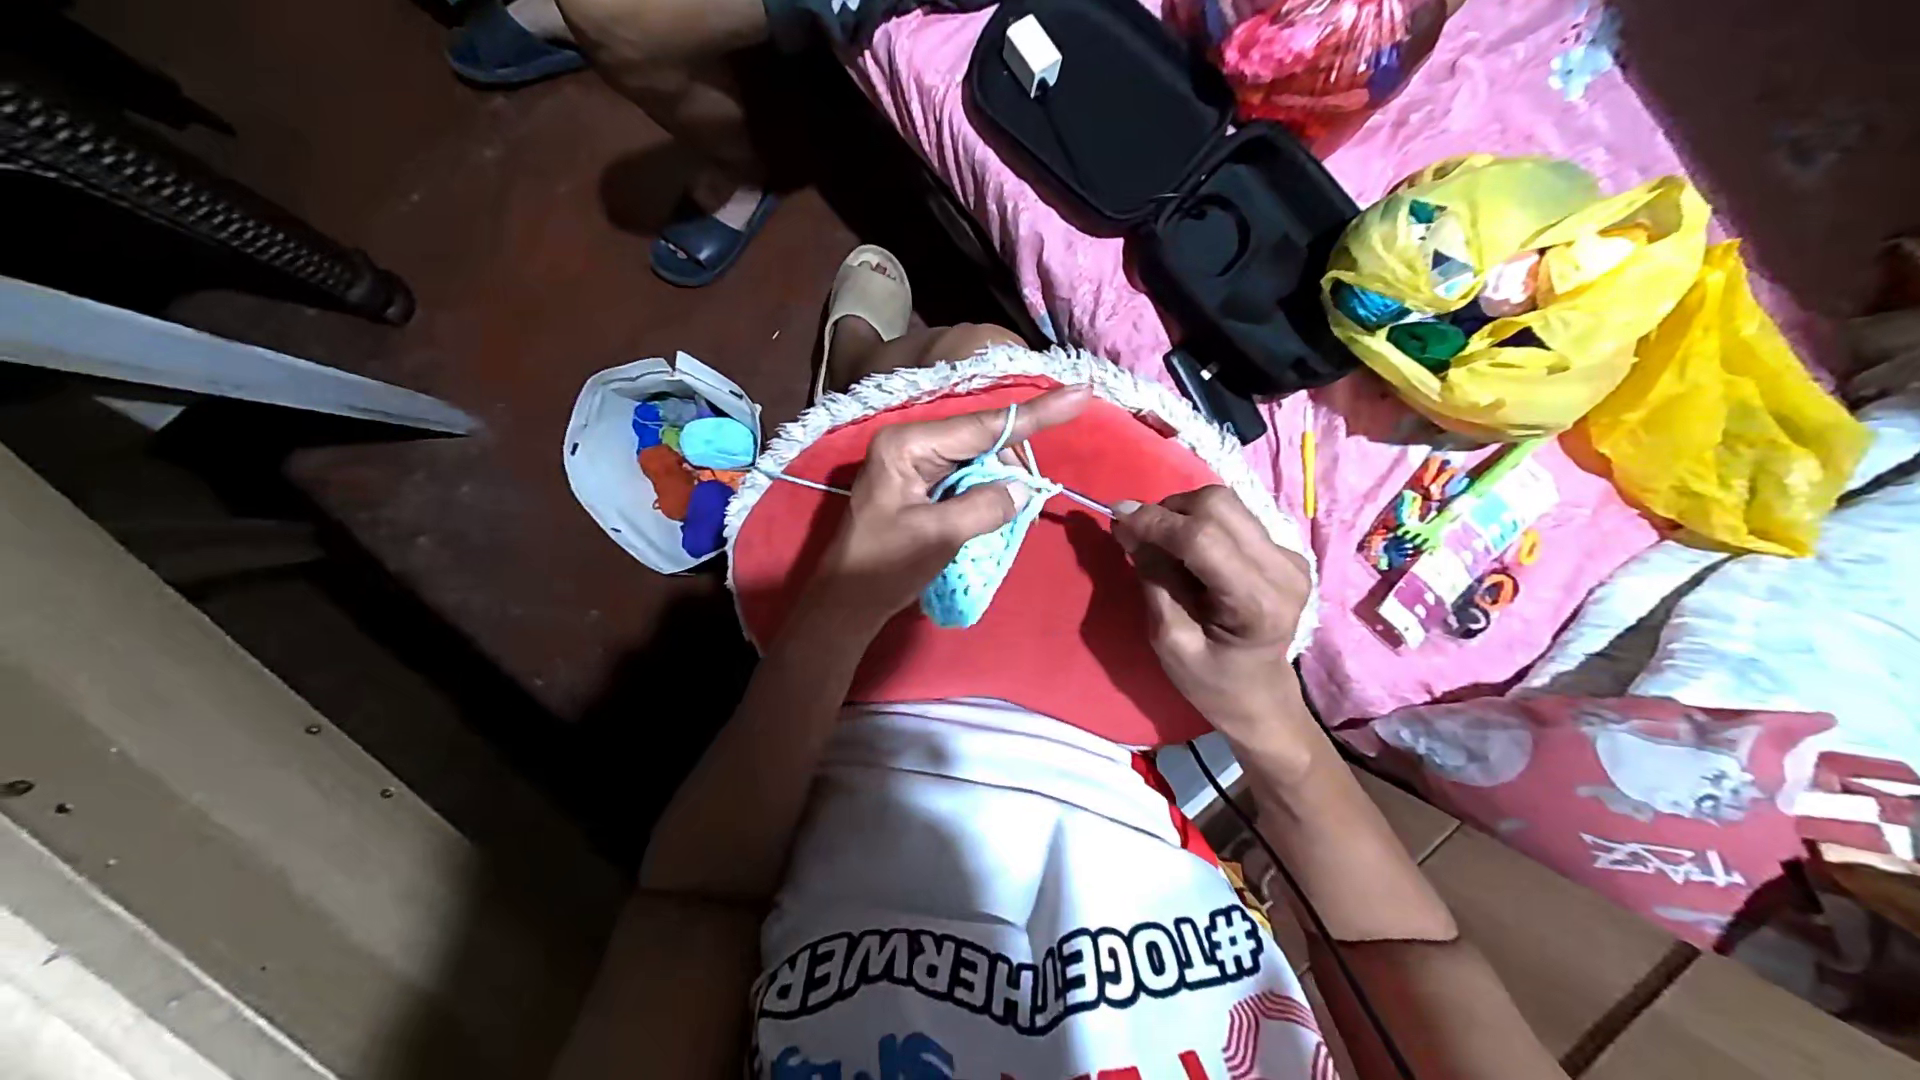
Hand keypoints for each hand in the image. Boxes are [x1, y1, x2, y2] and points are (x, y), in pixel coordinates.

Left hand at [804, 385, 1091, 634]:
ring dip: (1001, 480)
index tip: (1080, 393)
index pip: (983, 425)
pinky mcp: (920, 482)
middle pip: (983, 437)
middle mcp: (912, 442)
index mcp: (908, 445)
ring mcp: (914, 461)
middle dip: (1014, 462)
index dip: (1035, 413)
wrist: (847, 599)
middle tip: (1031, 499)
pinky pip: (966, 475)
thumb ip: (985, 506)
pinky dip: (987, 490)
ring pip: (978, 456)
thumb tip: (1022, 489)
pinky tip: (997, 508)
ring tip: (1011, 511)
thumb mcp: (938, 536)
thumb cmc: (883, 566)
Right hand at [1112, 487, 1318, 773]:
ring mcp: (1290, 556)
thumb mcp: (1168, 639)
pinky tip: (1187, 549)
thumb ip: (1152, 577)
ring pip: (1226, 502)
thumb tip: (1127, 524)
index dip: (1155, 522)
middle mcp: (1283, 569)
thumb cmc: (1210, 681)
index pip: (1202, 538)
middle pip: (1218, 505)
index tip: (1116, 517)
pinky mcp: (1285, 550)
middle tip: (1139, 534)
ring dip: (1182, 512)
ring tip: (1161, 541)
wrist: (1259, 696)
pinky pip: (1233, 515)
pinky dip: (1199, 521)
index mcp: (1257, 603)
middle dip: (1168, 511)